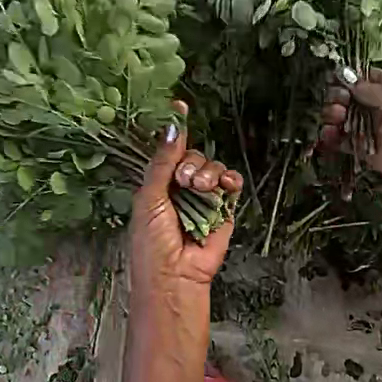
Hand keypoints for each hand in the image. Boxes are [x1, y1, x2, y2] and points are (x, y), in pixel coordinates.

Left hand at [131, 104, 242, 294]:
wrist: (175, 275)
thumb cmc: (152, 241)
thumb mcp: (150, 197)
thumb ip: (163, 161)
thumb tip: (173, 124)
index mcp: (158, 184)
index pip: (169, 151)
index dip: (175, 132)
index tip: (180, 105)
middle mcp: (182, 189)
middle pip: (194, 156)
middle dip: (191, 164)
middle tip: (185, 182)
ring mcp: (205, 198)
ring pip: (213, 168)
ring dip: (208, 173)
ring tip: (201, 190)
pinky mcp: (225, 209)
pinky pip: (231, 185)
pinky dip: (230, 180)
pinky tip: (226, 185)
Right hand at [319, 67, 381, 188]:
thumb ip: (369, 88)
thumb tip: (348, 80)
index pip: (367, 78)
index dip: (350, 79)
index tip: (335, 81)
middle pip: (352, 99)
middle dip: (339, 98)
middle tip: (337, 103)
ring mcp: (376, 130)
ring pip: (346, 120)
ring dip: (334, 117)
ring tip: (334, 118)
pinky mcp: (369, 151)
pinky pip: (346, 142)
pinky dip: (333, 139)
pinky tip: (327, 134)